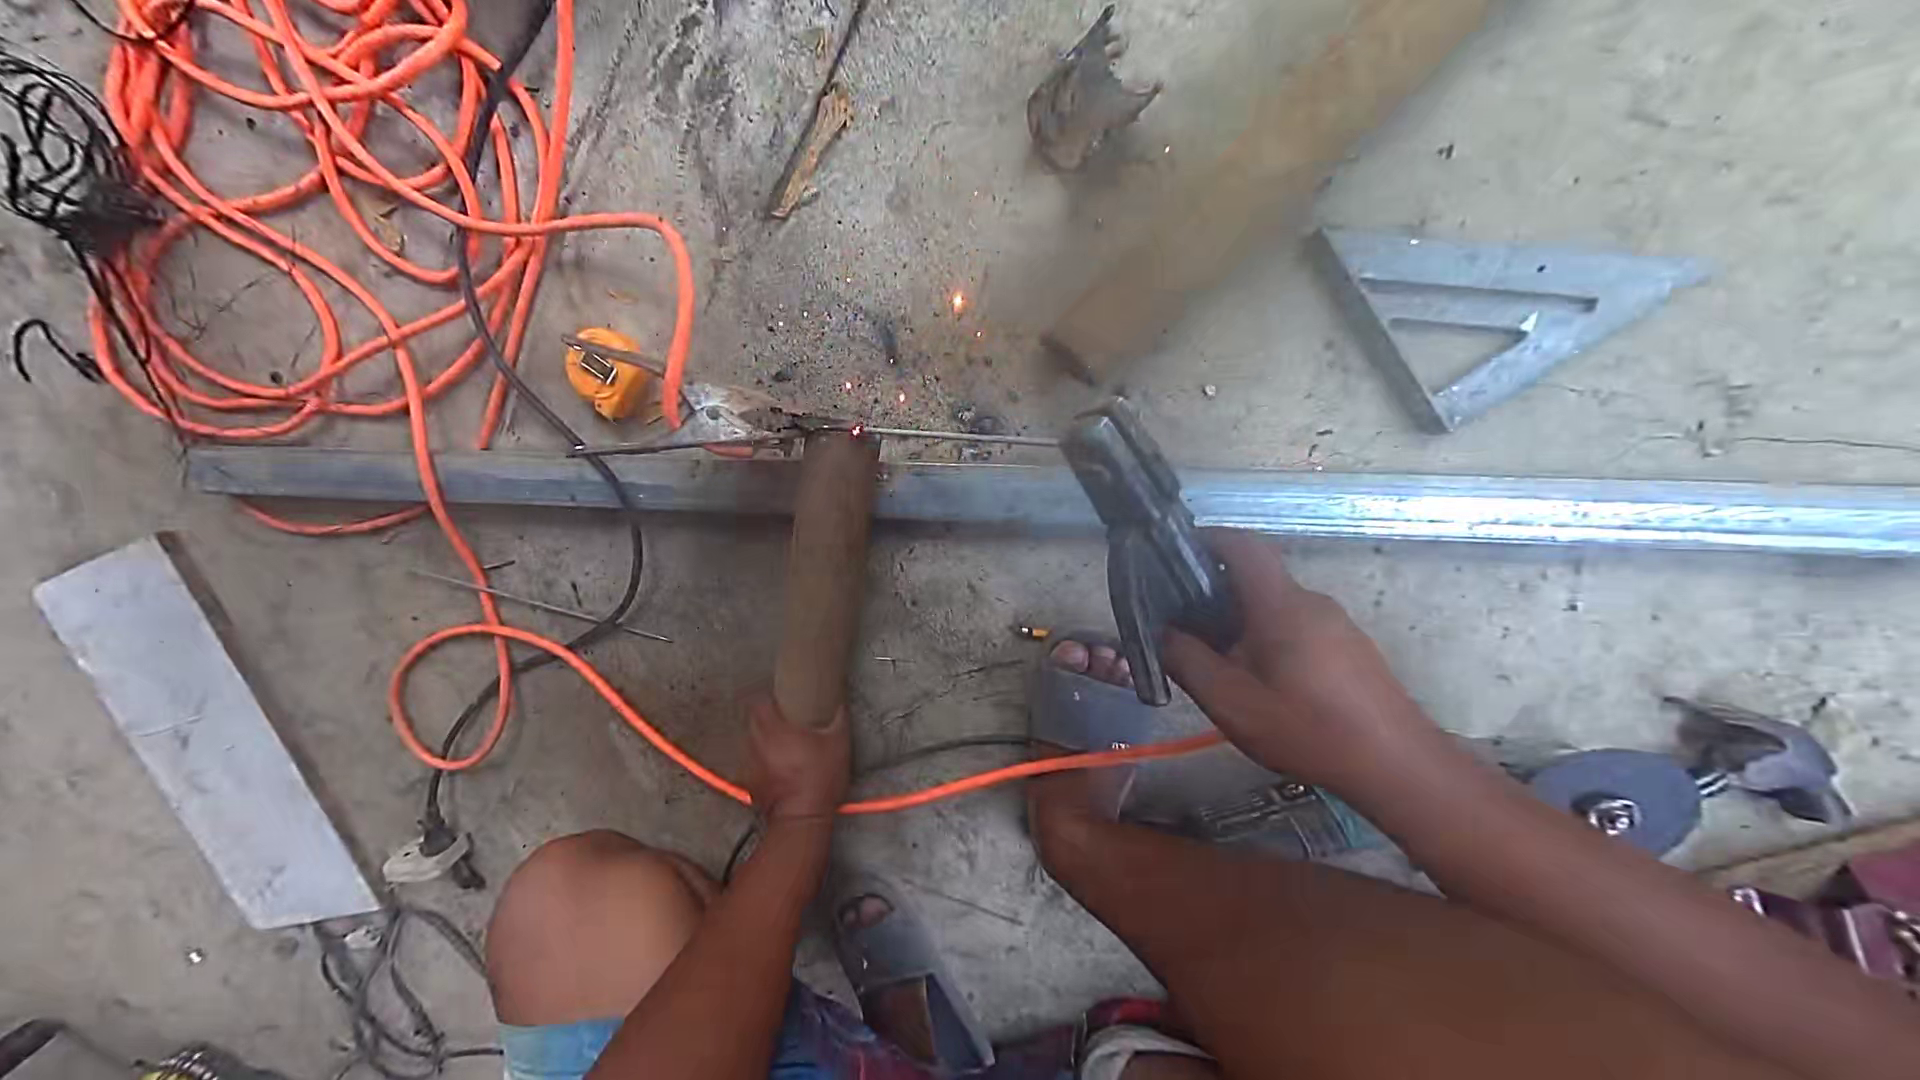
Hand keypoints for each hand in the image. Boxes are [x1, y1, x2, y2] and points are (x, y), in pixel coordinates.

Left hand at [743, 691, 849, 822]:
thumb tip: (839, 706)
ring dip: (761, 738)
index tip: (779, 700)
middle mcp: (758, 744)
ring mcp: (752, 764)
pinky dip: (760, 759)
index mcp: (776, 730)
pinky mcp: (751, 782)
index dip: (768, 699)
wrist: (803, 817)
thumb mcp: (838, 743)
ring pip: (749, 741)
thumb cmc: (818, 779)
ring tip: (779, 741)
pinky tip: (776, 764)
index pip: (759, 703)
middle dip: (764, 716)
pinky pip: (752, 762)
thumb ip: (839, 719)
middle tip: (781, 718)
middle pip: (751, 720)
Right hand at [1163, 530, 1448, 791]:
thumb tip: (1162, 633)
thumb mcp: (1230, 701)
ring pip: (1276, 605)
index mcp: (1280, 604)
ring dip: (1242, 620)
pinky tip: (1261, 679)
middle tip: (1185, 623)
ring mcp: (1337, 624)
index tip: (1177, 551)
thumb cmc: (1307, 728)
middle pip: (1257, 577)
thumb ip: (1187, 661)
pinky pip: (1298, 626)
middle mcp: (1312, 602)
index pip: (1244, 546)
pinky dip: (1269, 637)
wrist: (1397, 767)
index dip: (1209, 538)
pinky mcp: (1350, 648)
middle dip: (1217, 591)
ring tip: (1218, 659)